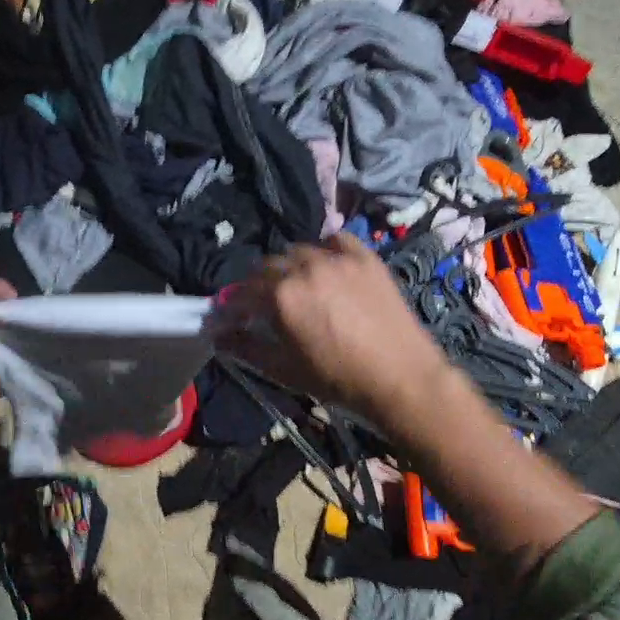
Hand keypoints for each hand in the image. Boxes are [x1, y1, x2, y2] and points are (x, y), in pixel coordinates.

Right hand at [215, 233, 451, 425]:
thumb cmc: (337, 378)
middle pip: (268, 266)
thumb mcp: (284, 369)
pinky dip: (325, 250)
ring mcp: (337, 258)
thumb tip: (218, 335)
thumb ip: (246, 348)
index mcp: (281, 295)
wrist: (400, 377)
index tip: (234, 317)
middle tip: (266, 306)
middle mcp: (305, 267)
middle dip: (260, 285)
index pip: (242, 290)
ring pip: (299, 251)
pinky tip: (328, 268)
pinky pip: (335, 240)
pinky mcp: (365, 257)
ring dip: (291, 267)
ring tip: (299, 288)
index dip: (234, 304)